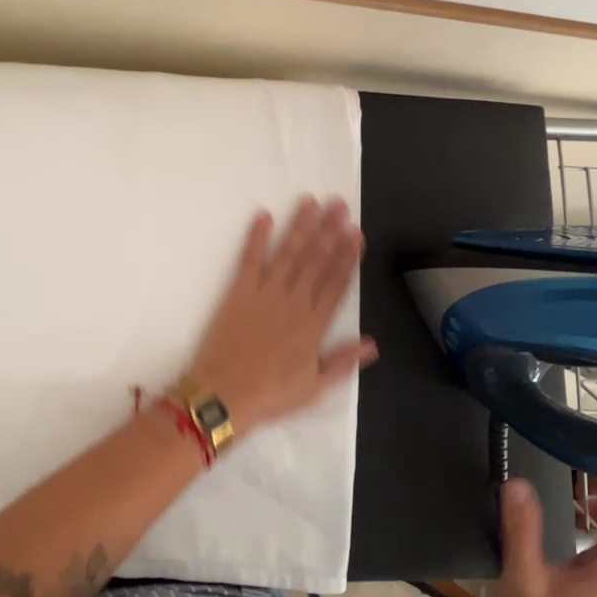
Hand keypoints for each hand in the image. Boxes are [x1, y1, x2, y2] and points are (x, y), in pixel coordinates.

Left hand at [186, 196, 374, 434]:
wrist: (224, 396)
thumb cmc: (271, 395)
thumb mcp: (315, 388)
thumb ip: (343, 362)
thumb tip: (372, 343)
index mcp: (314, 325)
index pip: (336, 283)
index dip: (348, 256)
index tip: (357, 233)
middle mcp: (293, 302)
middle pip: (316, 260)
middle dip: (330, 230)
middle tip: (340, 204)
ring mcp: (265, 294)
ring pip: (288, 253)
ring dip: (300, 226)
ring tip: (310, 201)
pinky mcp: (237, 292)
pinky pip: (249, 259)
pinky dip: (256, 237)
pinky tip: (264, 216)